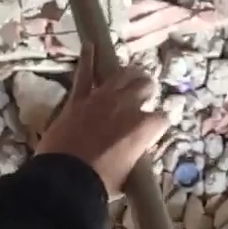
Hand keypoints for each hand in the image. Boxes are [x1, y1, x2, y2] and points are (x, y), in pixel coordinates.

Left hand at [36, 47, 168, 195]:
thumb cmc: (101, 184)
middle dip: (147, 91)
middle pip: (144, 87)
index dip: (159, 123)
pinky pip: (84, 74)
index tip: (156, 128)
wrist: (65, 179)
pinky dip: (88, 58)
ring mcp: (101, 99)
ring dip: (130, 74)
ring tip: (134, 72)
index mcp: (144, 127)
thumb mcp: (130, 175)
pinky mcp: (78, 99)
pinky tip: (90, 44)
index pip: (162, 118)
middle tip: (146, 94)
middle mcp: (126, 106)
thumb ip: (137, 156)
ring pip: (121, 76)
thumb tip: (136, 152)